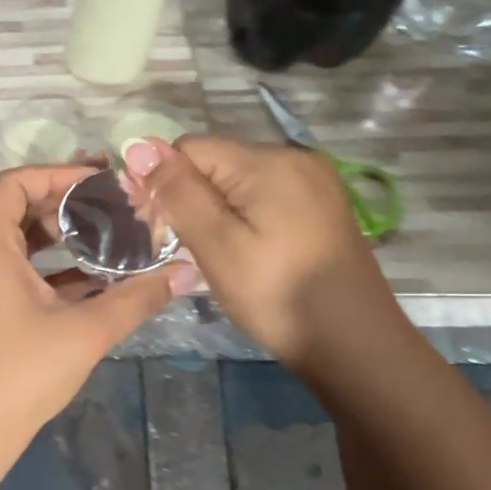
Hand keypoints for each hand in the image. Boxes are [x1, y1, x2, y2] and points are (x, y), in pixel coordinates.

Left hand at [0, 165, 191, 437]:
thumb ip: (138, 296)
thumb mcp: (88, 331)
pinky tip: (92, 278)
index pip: (12, 184)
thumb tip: (187, 272)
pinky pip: (10, 269)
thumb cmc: (25, 373)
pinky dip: (46, 265)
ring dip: (56, 235)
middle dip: (63, 203)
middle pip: (13, 209)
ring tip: (108, 236)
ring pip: (13, 240)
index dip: (56, 174)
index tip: (100, 183)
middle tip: (113, 207)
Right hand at [121, 136, 404, 371]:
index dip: (160, 182)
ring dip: (210, 210)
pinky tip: (240, 251)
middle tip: (177, 249)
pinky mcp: (319, 206)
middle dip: (184, 197)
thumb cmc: (276, 294)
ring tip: (208, 255)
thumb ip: (177, 193)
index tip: (153, 229)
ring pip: (235, 181)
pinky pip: (261, 196)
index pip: (187, 148)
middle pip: (213, 162)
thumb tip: (137, 148)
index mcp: (268, 162)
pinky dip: (238, 218)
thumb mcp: (217, 245)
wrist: (353, 341)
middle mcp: (293, 157)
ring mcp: (312, 181)